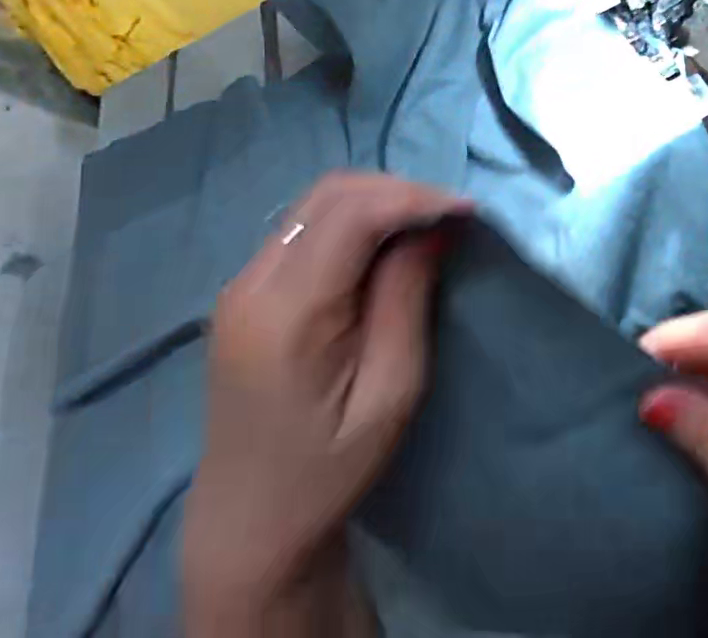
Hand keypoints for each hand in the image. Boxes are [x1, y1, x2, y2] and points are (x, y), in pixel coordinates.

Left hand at [183, 173, 466, 630]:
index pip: (352, 215)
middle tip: (449, 216)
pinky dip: (353, 218)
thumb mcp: (392, 388)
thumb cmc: (331, 465)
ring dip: (377, 199)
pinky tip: (385, 241)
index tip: (466, 211)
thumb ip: (406, 296)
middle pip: (330, 194)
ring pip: (316, 202)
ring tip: (425, 224)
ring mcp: (241, 283)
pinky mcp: (245, 290)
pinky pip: (304, 226)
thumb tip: (432, 227)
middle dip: (399, 190)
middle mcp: (252, 283)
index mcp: (288, 313)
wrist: (250, 517)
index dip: (415, 198)